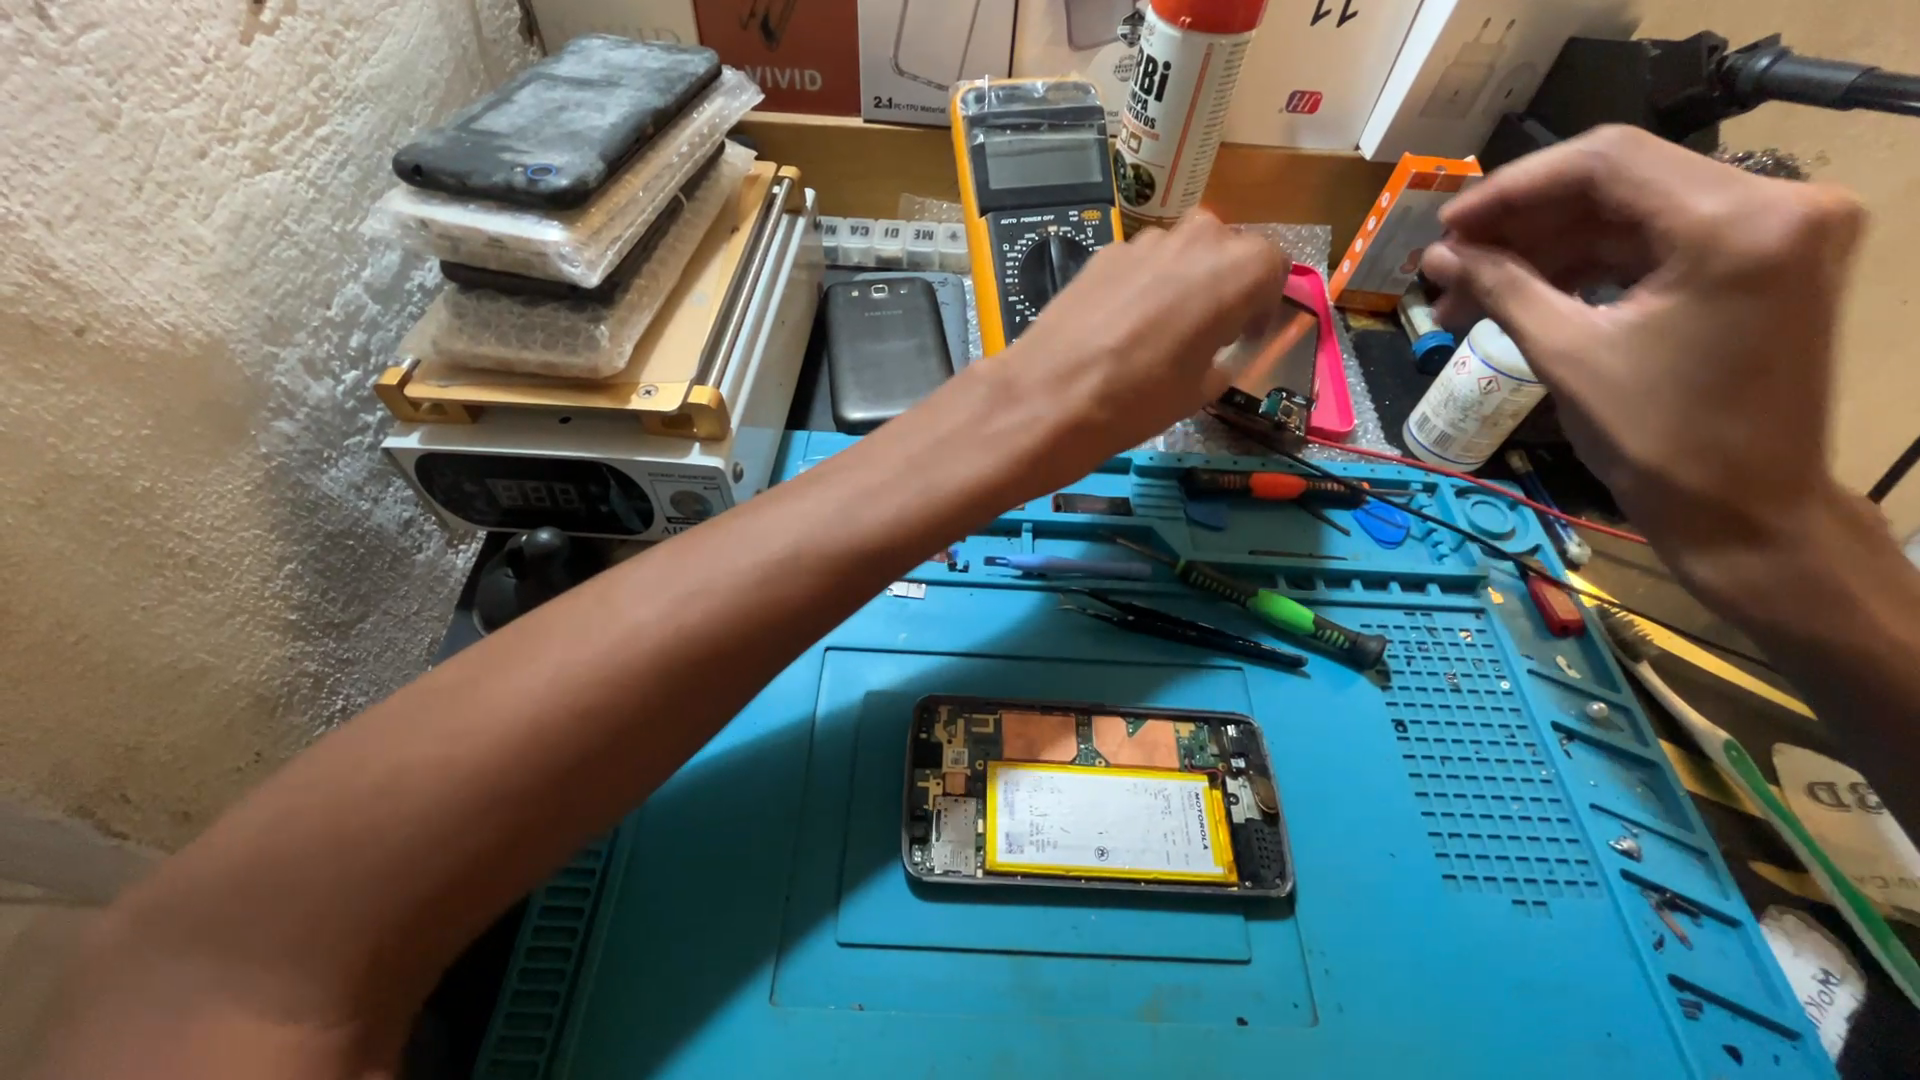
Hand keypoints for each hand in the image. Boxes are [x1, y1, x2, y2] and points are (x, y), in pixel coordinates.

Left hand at [987, 210, 1291, 469]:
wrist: (1051, 394)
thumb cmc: (1141, 398)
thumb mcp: (1203, 388)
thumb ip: (1228, 354)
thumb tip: (1224, 347)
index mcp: (1239, 268)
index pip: (1272, 266)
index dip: (1261, 303)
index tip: (1244, 335)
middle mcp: (1197, 238)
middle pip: (1225, 250)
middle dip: (1223, 285)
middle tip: (1207, 332)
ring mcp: (1144, 241)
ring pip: (1179, 253)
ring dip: (1181, 282)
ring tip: (1159, 333)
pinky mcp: (1102, 253)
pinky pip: (1138, 265)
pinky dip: (1140, 287)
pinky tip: (1119, 329)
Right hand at [1421, 126, 1867, 598]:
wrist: (1744, 509)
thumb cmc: (1657, 440)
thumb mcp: (1566, 354)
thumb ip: (1500, 288)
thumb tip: (1437, 256)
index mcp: (1739, 222)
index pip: (1606, 161)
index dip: (1511, 189)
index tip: (1445, 227)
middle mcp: (1778, 203)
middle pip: (1618, 184)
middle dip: (1521, 226)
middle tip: (1450, 265)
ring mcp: (1778, 231)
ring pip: (1630, 214)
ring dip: (1546, 251)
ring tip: (1471, 296)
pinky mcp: (1763, 262)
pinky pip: (1656, 244)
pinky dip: (1587, 266)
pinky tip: (1526, 296)